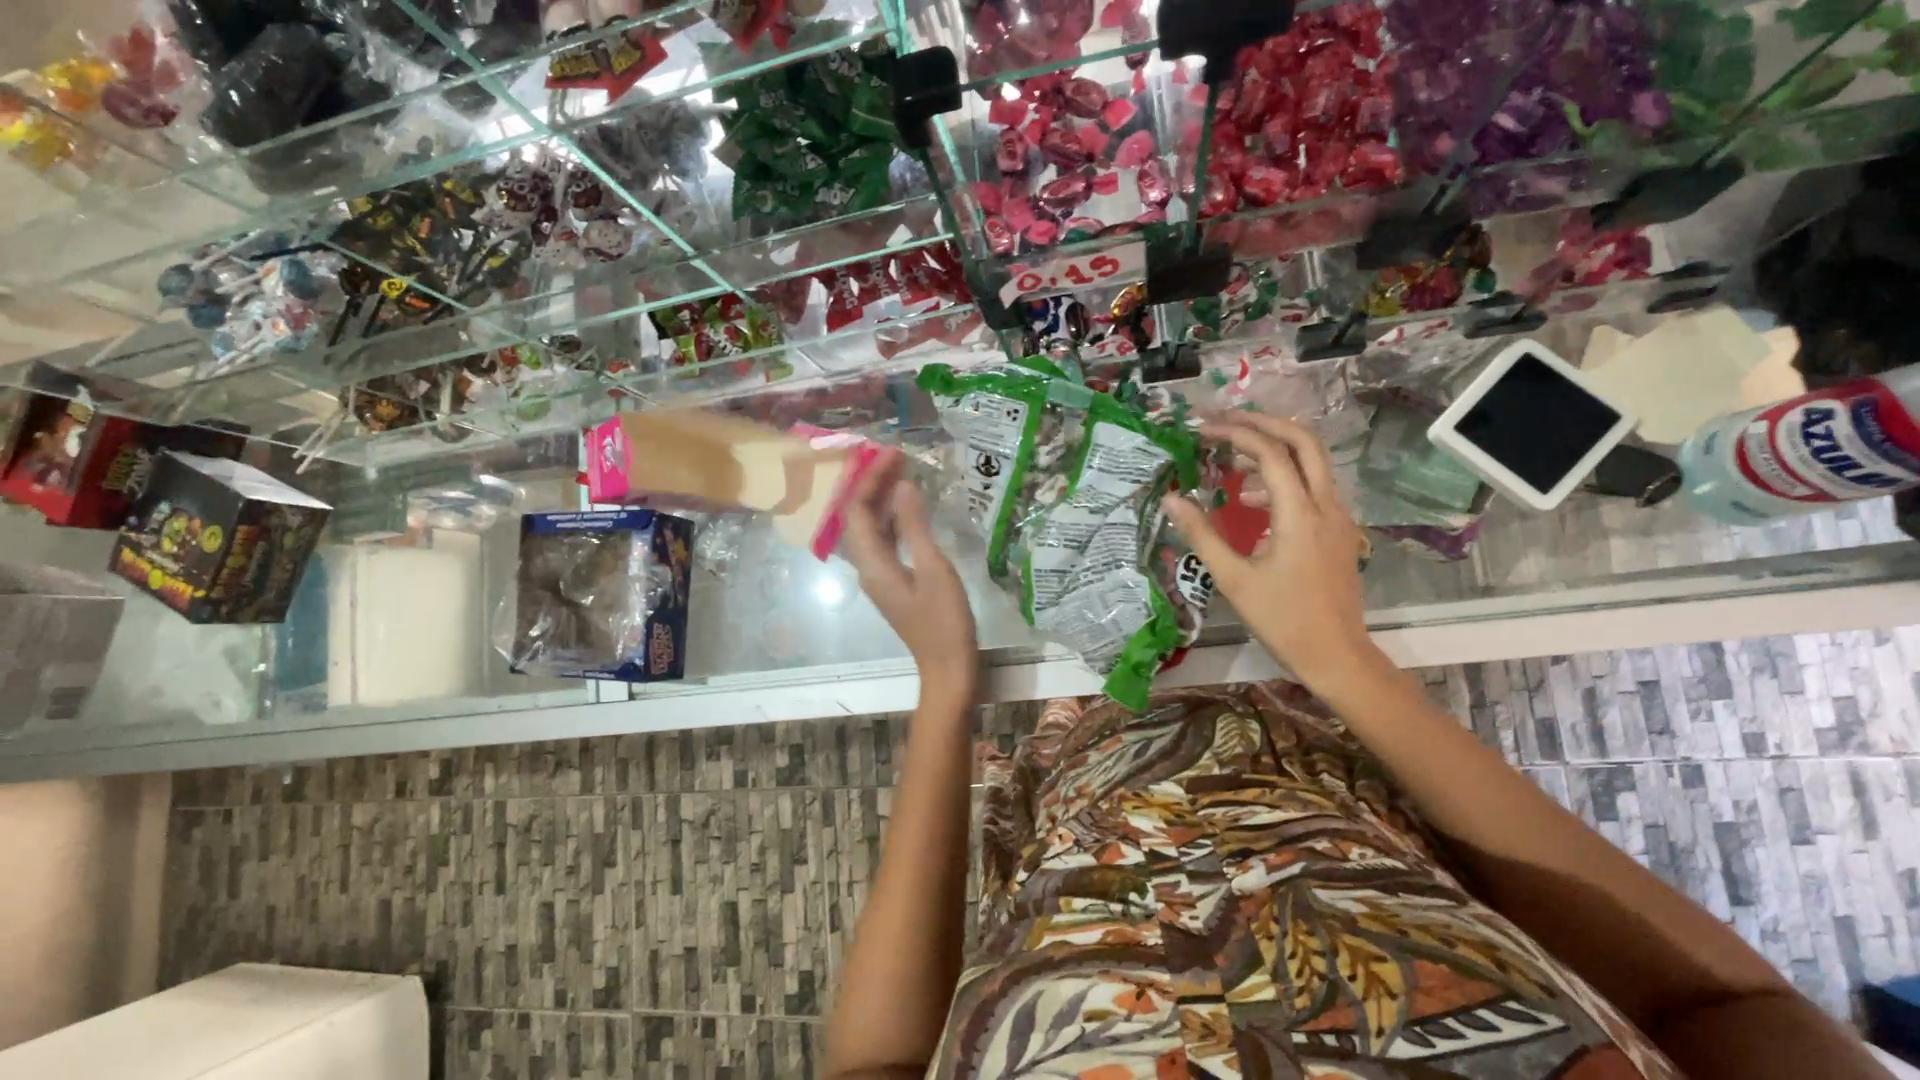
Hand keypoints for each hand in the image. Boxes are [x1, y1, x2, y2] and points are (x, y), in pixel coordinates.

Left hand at [841, 464, 978, 700]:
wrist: (948, 668)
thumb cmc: (944, 621)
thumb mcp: (933, 569)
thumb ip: (915, 526)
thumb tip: (902, 485)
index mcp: (872, 565)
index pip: (856, 510)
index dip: (869, 479)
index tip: (892, 454)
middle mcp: (868, 569)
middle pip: (859, 517)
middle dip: (874, 484)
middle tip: (900, 457)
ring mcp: (880, 577)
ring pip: (872, 529)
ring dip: (885, 500)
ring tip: (906, 473)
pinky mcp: (894, 583)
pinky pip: (885, 542)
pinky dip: (895, 520)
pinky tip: (913, 509)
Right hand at [1160, 413, 1386, 693]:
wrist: (1336, 654)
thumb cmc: (1282, 620)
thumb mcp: (1233, 579)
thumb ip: (1202, 534)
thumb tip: (1171, 498)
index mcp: (1300, 514)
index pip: (1270, 453)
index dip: (1235, 433)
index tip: (1202, 430)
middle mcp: (1327, 505)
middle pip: (1304, 441)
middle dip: (1264, 424)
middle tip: (1225, 422)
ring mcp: (1339, 517)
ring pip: (1313, 462)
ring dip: (1274, 450)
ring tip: (1231, 465)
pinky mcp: (1340, 531)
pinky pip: (1314, 487)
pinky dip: (1285, 478)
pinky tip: (1254, 504)